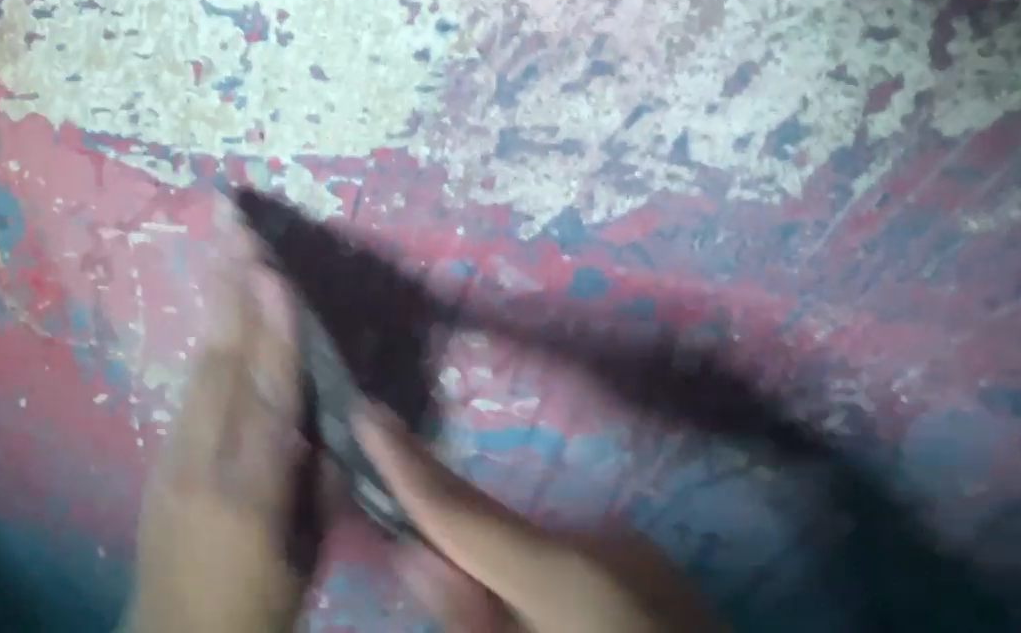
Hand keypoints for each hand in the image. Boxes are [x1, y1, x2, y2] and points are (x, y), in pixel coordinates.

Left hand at [123, 220, 307, 632]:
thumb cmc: (255, 608)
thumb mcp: (304, 557)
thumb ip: (319, 484)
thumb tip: (328, 416)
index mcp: (249, 495)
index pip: (268, 399)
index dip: (273, 334)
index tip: (272, 273)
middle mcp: (203, 463)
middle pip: (223, 365)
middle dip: (233, 290)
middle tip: (235, 226)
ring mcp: (173, 455)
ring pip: (201, 364)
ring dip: (217, 300)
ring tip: (225, 243)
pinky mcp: (160, 454)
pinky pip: (191, 383)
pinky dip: (209, 336)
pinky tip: (217, 302)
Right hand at [355, 404, 727, 632]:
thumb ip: (476, 619)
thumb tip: (416, 554)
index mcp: (569, 577)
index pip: (460, 511)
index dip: (404, 463)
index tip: (363, 407)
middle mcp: (603, 544)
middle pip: (497, 532)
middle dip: (458, 536)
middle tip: (433, 554)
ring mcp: (638, 552)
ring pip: (537, 552)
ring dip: (510, 572)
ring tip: (510, 604)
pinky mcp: (657, 567)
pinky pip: (578, 564)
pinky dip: (552, 585)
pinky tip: (562, 616)